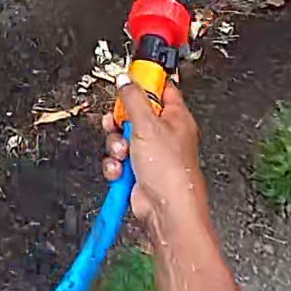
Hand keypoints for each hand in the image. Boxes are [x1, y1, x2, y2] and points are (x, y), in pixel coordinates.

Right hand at [101, 79, 210, 245]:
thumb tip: (125, 79)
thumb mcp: (147, 125)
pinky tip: (121, 169)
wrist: (167, 212)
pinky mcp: (137, 170)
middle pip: (134, 111)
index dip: (143, 82)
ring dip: (116, 144)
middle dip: (120, 119)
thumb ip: (133, 98)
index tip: (129, 79)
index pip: (159, 88)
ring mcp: (150, 152)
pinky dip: (115, 163)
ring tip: (123, 152)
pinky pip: (117, 158)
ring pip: (122, 135)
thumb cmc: (172, 172)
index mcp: (175, 117)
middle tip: (120, 123)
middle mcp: (164, 133)